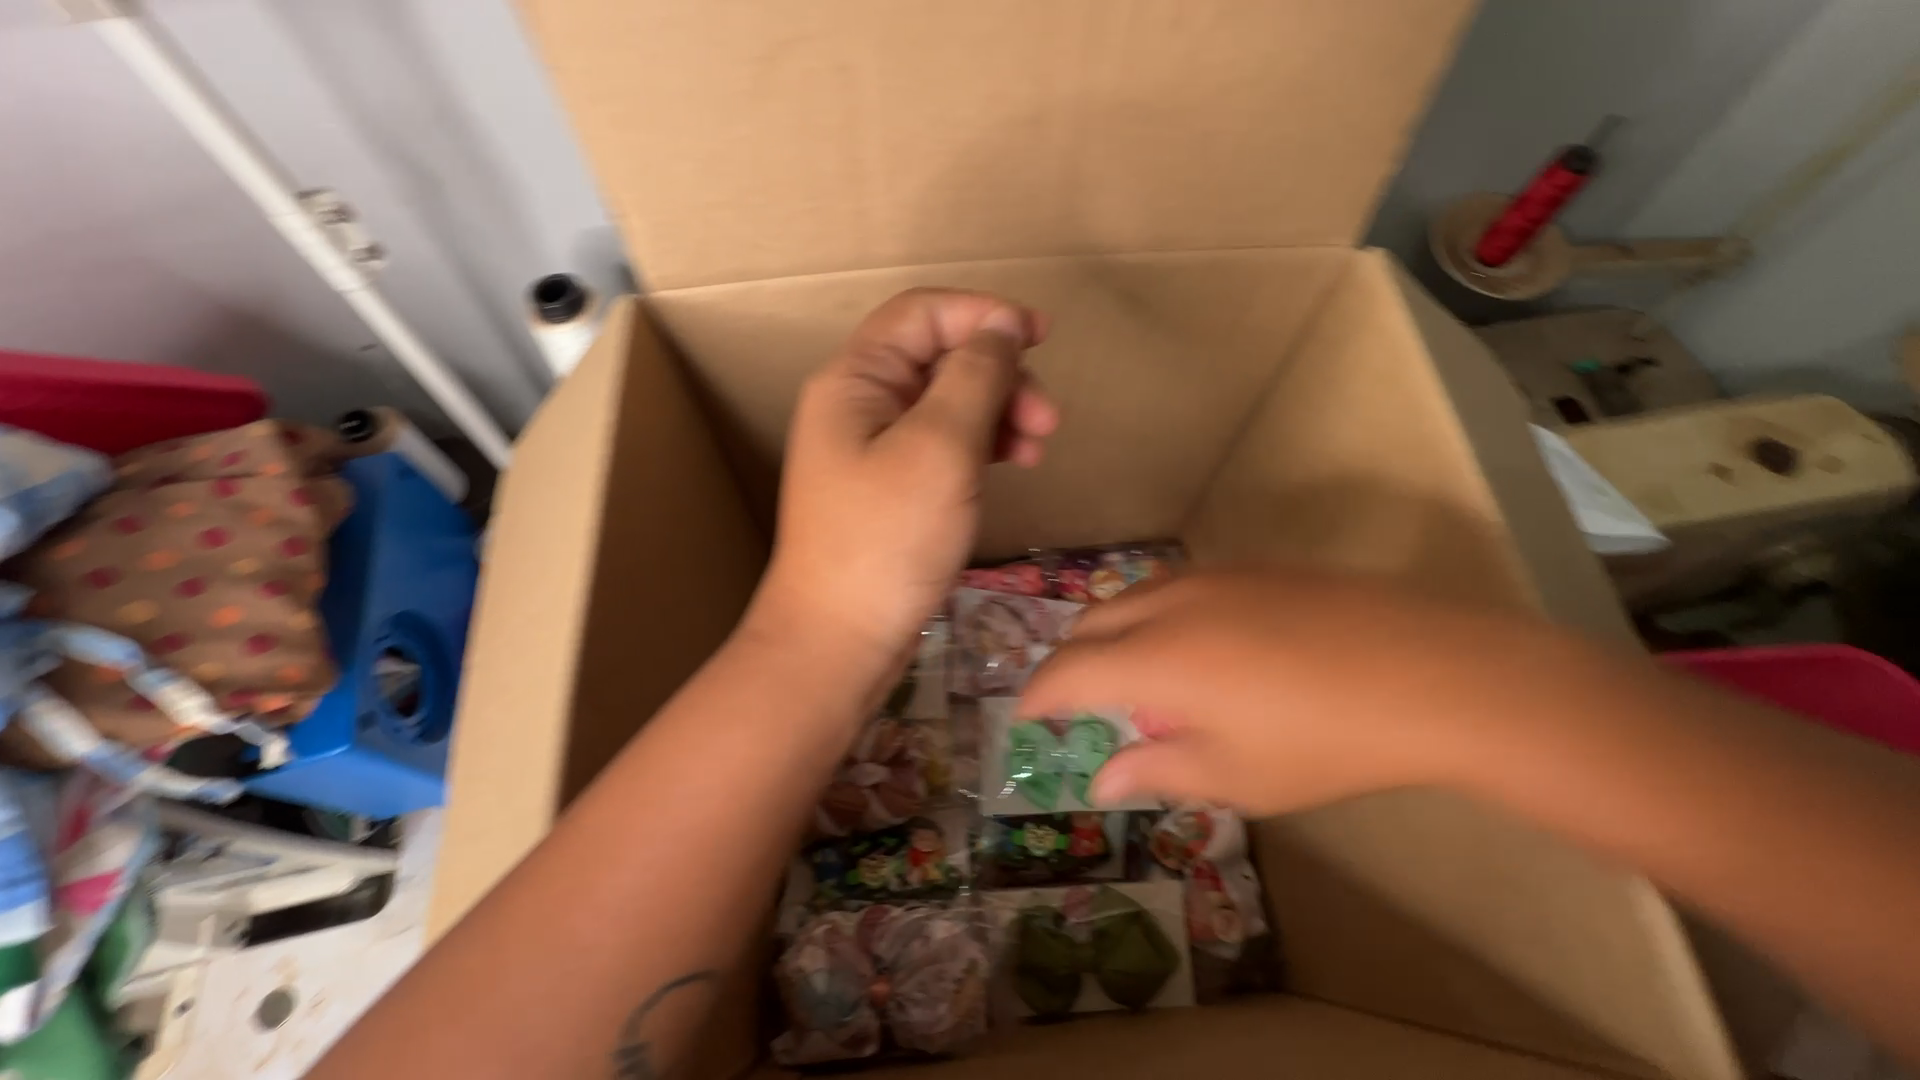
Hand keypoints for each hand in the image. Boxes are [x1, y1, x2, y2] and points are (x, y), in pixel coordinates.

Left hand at [750, 288, 1057, 673]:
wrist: (840, 640)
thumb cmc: (887, 540)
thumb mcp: (940, 448)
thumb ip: (974, 377)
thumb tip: (1003, 327)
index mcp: (855, 380)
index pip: (922, 314)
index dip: (983, 313)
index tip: (1042, 336)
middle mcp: (860, 405)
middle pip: (940, 359)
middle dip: (1000, 375)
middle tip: (1049, 418)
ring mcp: (875, 450)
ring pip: (949, 404)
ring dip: (1000, 412)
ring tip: (1042, 445)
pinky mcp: (893, 489)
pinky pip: (945, 445)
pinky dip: (983, 447)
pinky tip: (1016, 463)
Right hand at [1020, 571, 1600, 815]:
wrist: (1434, 673)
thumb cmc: (1326, 741)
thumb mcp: (1235, 774)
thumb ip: (1156, 770)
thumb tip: (1102, 780)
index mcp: (1154, 660)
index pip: (1065, 673)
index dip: (1036, 698)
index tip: (1027, 719)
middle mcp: (1168, 606)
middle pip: (1089, 625)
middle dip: (1068, 663)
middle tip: (1076, 703)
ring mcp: (1211, 578)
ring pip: (1129, 598)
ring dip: (1111, 635)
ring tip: (1132, 678)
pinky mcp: (1251, 568)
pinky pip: (1174, 588)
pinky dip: (1154, 618)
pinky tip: (1192, 650)